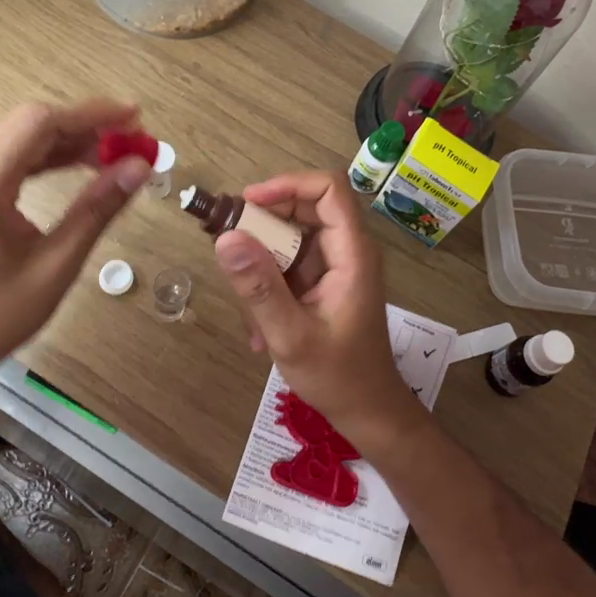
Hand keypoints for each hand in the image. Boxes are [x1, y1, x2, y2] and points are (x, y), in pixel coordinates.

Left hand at [0, 101, 150, 420]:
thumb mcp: (55, 266)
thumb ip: (98, 209)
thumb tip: (139, 168)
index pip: (41, 122)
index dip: (93, 113)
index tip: (137, 119)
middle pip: (29, 124)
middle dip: (85, 126)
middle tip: (132, 142)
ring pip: (18, 138)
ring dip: (66, 141)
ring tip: (113, 156)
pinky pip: (4, 158)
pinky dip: (43, 157)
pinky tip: (75, 168)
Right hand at [212, 171, 423, 442]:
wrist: (368, 411)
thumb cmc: (337, 376)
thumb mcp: (290, 336)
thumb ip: (259, 287)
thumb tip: (226, 238)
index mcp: (352, 254)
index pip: (329, 189)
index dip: (288, 184)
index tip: (248, 202)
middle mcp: (349, 250)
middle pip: (307, 207)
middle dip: (265, 223)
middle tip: (229, 246)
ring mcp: (338, 266)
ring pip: (294, 237)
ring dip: (263, 260)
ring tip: (246, 304)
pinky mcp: (326, 282)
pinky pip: (292, 264)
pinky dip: (270, 283)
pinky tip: (259, 326)